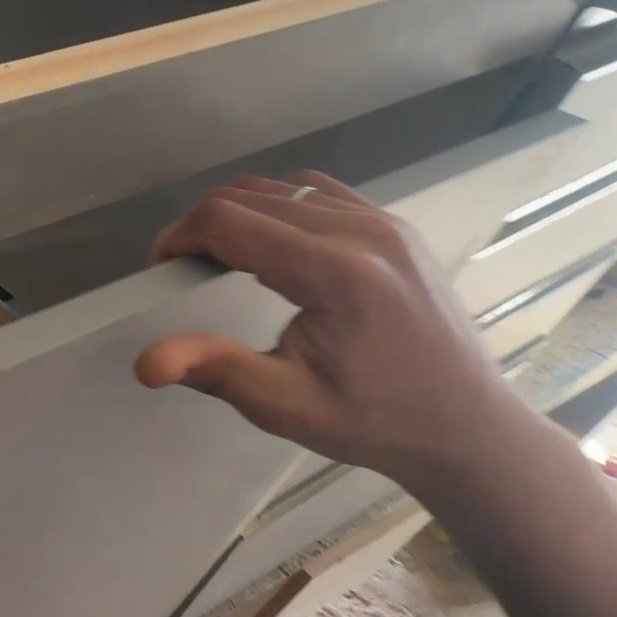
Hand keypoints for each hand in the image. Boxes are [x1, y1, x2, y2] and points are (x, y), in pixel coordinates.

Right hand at [135, 170, 535, 488]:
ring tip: (223, 258)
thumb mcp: (285, 405)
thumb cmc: (375, 421)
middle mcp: (363, 231)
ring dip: (234, 214)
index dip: (178, 239)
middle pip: (244, 196)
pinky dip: (274, 206)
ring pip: (274, 186)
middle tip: (185, 272)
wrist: (472, 430)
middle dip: (198, 228)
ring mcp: (384, 223)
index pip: (226, 219)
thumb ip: (214, 370)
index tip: (163, 274)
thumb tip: (144, 365)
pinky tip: (271, 244)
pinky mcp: (393, 226)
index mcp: (337, 272)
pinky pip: (311, 189)